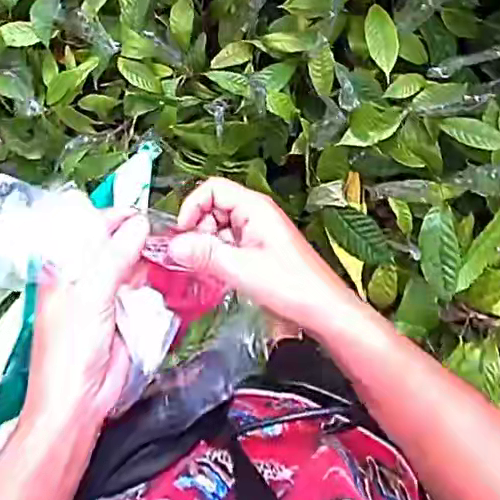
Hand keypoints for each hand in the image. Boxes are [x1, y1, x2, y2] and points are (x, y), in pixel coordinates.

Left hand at [23, 209, 150, 429]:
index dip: (111, 217)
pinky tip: (159, 277)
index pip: (86, 227)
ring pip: (127, 266)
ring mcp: (100, 296)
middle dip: (132, 237)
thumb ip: (116, 257)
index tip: (136, 212)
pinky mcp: (119, 315)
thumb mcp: (92, 295)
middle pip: (110, 244)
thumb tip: (137, 226)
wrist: (77, 407)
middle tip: (155, 231)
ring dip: (143, 260)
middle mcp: (79, 278)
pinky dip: (149, 283)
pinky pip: (138, 290)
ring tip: (161, 251)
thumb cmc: (66, 357)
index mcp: (61, 267)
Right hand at [166, 178, 365, 338]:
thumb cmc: (292, 286)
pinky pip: (230, 242)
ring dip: (210, 245)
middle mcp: (256, 212)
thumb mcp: (240, 269)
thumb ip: (204, 254)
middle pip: (213, 206)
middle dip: (199, 229)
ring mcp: (259, 229)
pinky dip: (220, 255)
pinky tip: (222, 275)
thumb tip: (173, 245)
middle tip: (195, 255)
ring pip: (220, 226)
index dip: (193, 206)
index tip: (183, 233)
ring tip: (211, 269)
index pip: (212, 188)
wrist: (326, 312)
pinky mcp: (261, 247)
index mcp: (254, 206)